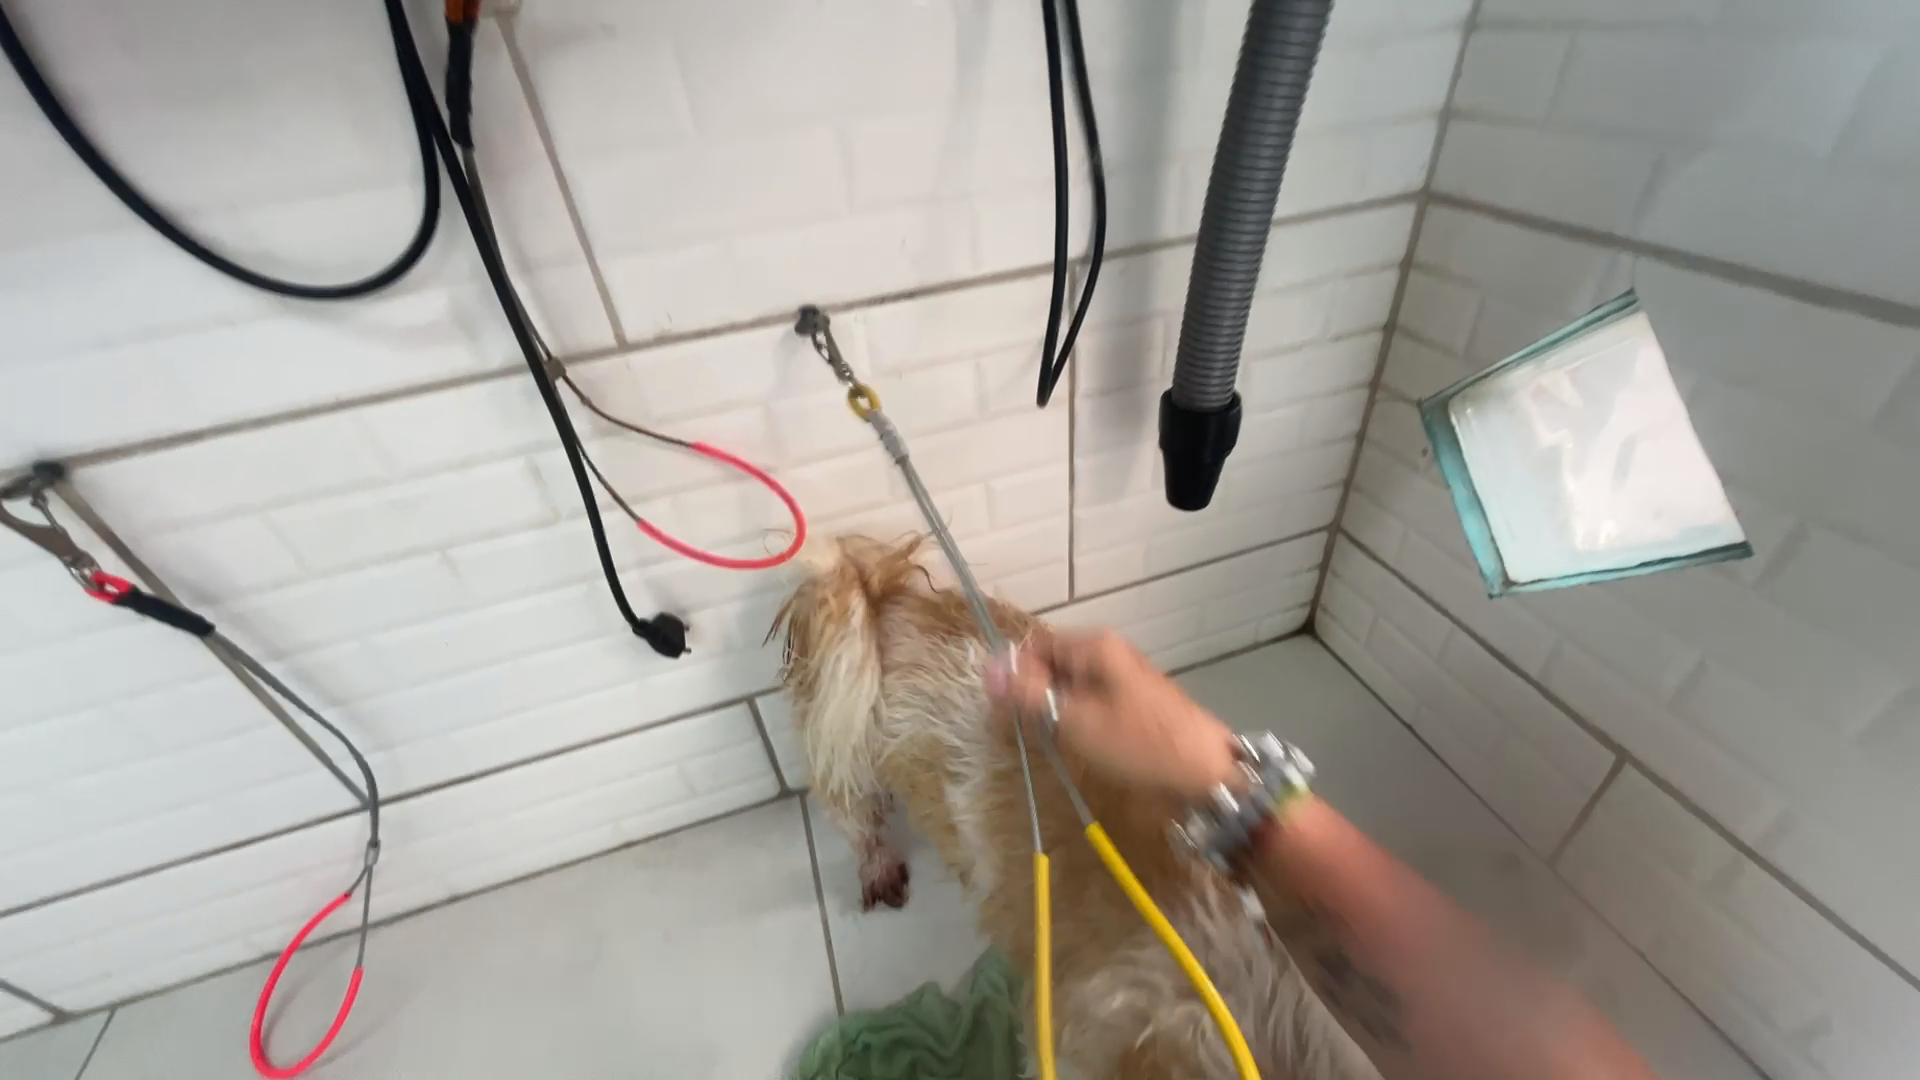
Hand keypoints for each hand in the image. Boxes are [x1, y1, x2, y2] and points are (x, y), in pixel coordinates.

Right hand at [985, 630, 1241, 799]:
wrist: (1209, 774)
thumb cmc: (1140, 744)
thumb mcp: (1076, 720)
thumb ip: (1029, 694)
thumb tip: (987, 668)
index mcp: (1094, 646)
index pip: (1034, 647)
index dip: (1015, 677)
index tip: (1007, 714)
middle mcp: (1107, 653)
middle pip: (1051, 665)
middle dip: (1033, 697)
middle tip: (1029, 735)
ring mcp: (1121, 678)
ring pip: (1069, 687)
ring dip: (1053, 712)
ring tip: (1052, 744)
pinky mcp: (1131, 703)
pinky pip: (1089, 703)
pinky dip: (1075, 721)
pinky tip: (1078, 747)